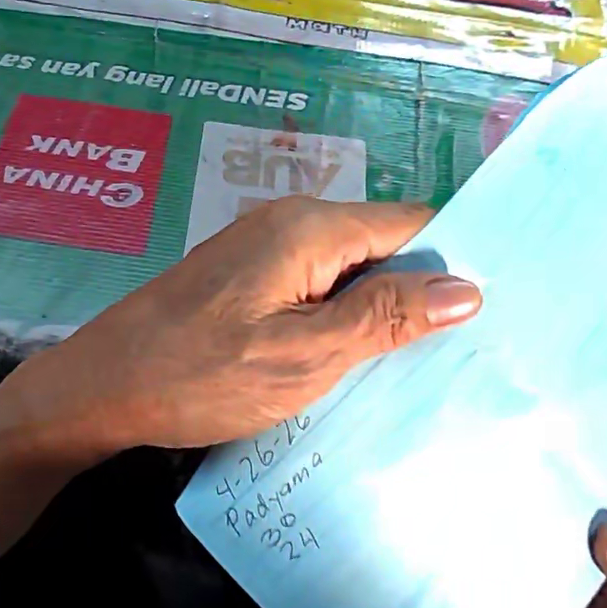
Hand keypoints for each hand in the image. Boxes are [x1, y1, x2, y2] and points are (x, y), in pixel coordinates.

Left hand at [0, 196, 481, 458]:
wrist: (105, 384)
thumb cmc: (201, 373)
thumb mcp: (303, 354)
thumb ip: (383, 317)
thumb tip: (468, 286)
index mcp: (309, 228)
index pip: (411, 224)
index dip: (457, 259)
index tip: (501, 310)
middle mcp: (286, 224)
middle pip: (379, 245)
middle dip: (421, 291)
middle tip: (471, 351)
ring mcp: (260, 250)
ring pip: (346, 270)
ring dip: (379, 310)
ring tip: (422, 364)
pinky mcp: (242, 279)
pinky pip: (311, 287)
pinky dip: (339, 317)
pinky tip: (356, 359)